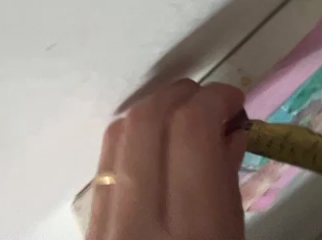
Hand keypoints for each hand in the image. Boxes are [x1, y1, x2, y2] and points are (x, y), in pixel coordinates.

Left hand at [88, 79, 248, 239]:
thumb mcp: (231, 236)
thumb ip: (226, 181)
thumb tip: (229, 128)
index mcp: (190, 231)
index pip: (190, 131)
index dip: (214, 99)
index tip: (233, 100)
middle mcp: (137, 224)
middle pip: (146, 121)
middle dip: (181, 95)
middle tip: (209, 102)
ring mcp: (103, 226)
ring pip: (118, 134)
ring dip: (154, 110)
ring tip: (183, 118)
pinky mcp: (88, 226)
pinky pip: (105, 162)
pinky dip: (133, 138)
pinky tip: (155, 145)